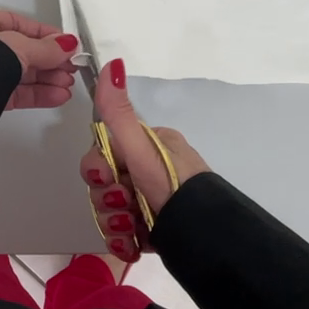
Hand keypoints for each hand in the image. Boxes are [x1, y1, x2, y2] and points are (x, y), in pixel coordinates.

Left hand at [0, 7, 79, 109]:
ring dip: (45, 78)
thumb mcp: (14, 48)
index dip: (42, 33)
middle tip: (71, 66)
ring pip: (18, 73)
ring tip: (68, 83)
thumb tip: (66, 44)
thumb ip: (43, 47)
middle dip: (48, 60)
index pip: (14, 23)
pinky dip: (36, 94)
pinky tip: (57, 95)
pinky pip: (14, 92)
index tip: (65, 43)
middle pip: (19, 50)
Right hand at [78, 57, 211, 261]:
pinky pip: (123, 232)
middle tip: (124, 210)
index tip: (106, 180)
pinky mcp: (154, 229)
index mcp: (150, 145)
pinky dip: (123, 241)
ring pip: (110, 209)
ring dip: (114, 224)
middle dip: (106, 200)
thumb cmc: (175, 189)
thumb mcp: (142, 149)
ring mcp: (151, 201)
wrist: (210, 242)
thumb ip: (118, 112)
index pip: (103, 150)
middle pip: (104, 182)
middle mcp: (150, 169)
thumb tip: (112, 62)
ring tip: (132, 234)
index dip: (97, 169)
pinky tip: (133, 246)